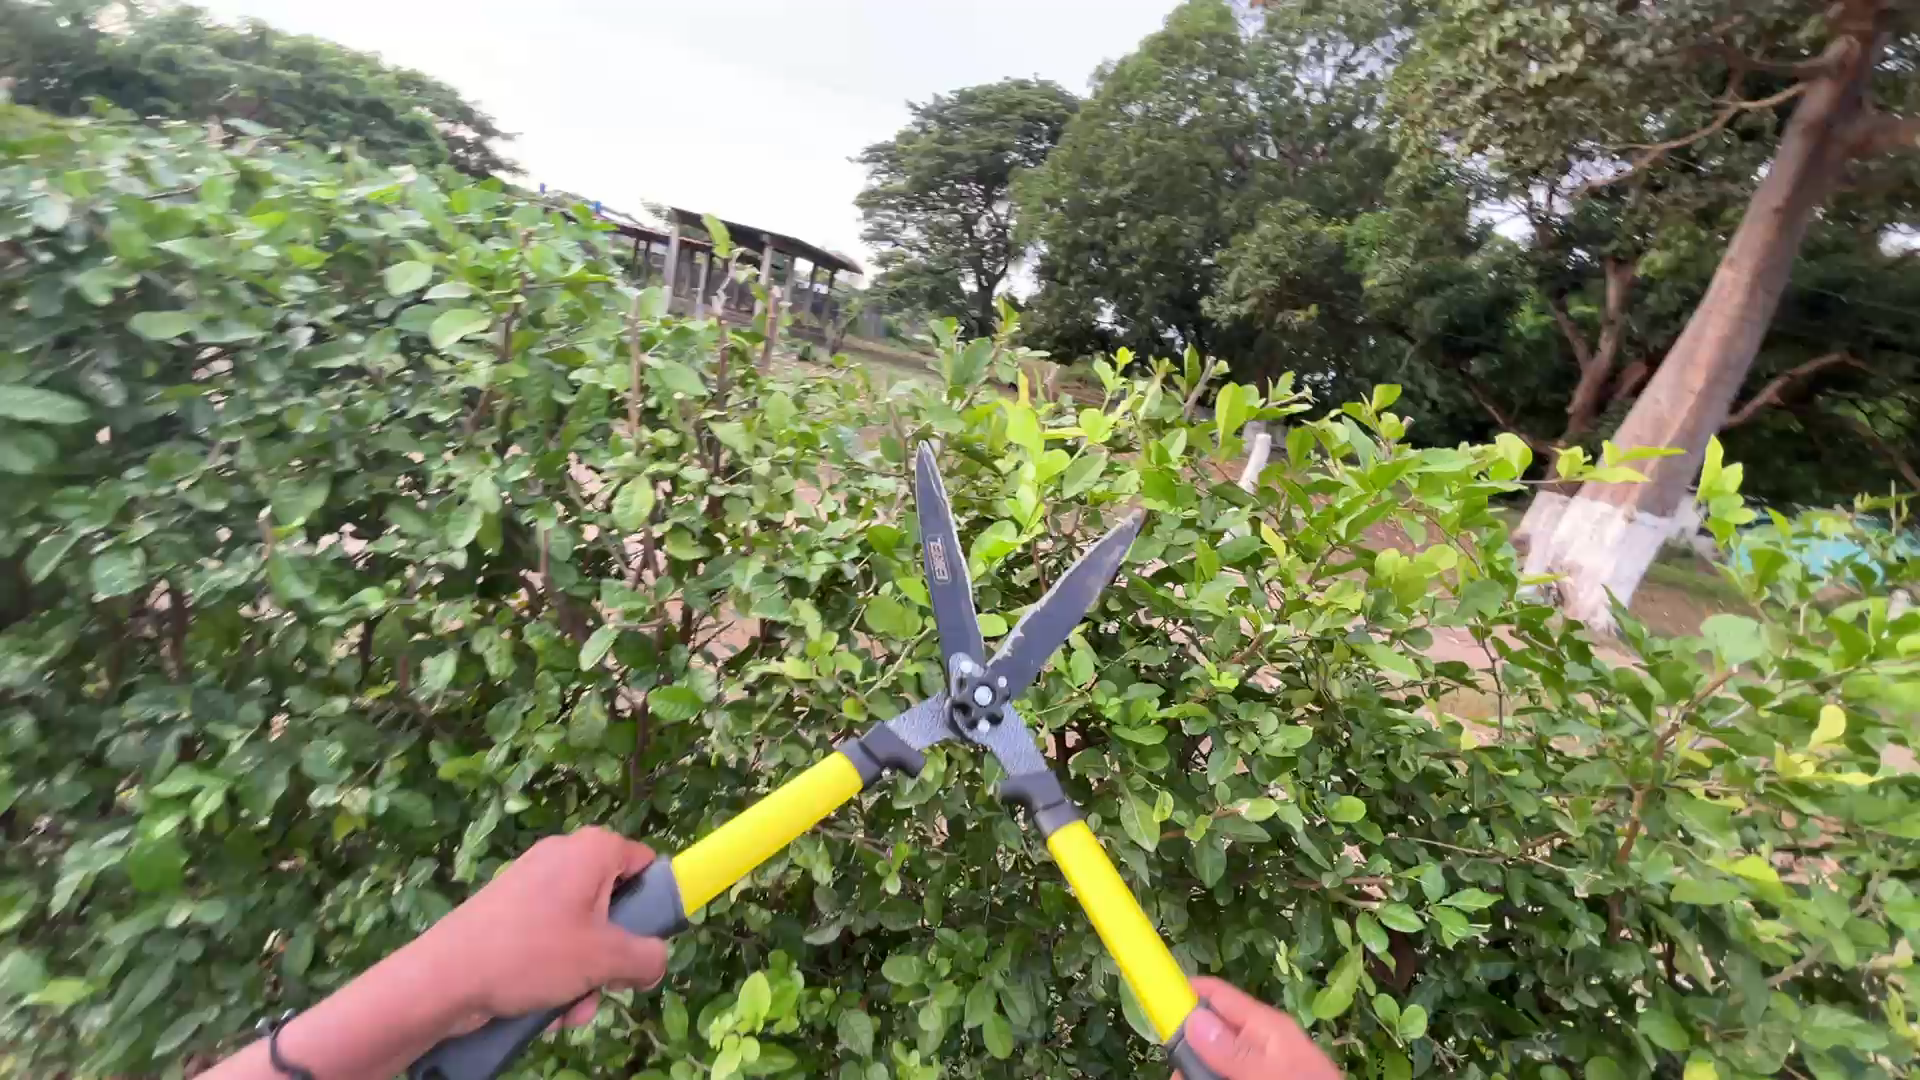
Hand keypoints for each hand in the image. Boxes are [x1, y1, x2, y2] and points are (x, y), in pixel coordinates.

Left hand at [412, 826, 669, 1031]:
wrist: (437, 981)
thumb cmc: (533, 954)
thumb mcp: (604, 960)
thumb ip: (646, 958)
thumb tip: (657, 963)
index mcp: (596, 848)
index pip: (645, 866)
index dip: (651, 906)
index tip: (642, 944)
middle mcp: (565, 852)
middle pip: (611, 902)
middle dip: (610, 952)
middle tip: (602, 985)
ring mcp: (531, 877)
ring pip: (578, 926)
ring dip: (581, 971)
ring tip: (566, 1009)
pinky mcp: (504, 906)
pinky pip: (546, 932)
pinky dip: (550, 966)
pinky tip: (540, 1006)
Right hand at [1177, 976, 1342, 1078]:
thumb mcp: (1271, 1075)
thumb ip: (1233, 1052)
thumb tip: (1191, 1019)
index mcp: (1265, 1026)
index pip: (1215, 994)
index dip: (1183, 993)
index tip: (1154, 1007)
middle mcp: (1261, 1043)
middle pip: (1210, 1034)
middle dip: (1189, 1052)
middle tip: (1178, 1076)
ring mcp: (1262, 1066)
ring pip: (1217, 1062)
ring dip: (1199, 1072)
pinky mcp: (1262, 1077)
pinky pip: (1231, 1073)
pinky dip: (1215, 1077)